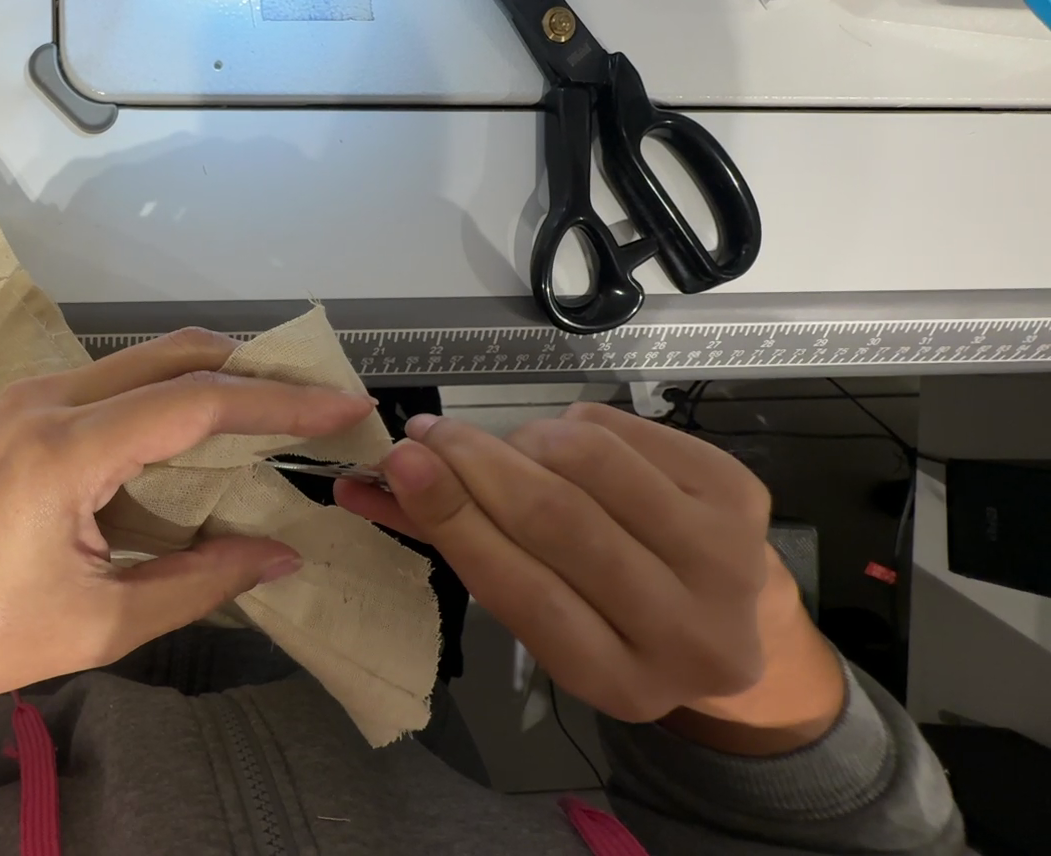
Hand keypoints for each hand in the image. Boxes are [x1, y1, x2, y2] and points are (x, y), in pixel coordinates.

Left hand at [0, 329, 375, 832]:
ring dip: (208, 380)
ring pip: (138, 364)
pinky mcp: (16, 415)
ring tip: (275, 413)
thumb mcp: (102, 622)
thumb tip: (282, 556)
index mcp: (62, 450)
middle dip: (252, 370)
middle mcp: (43, 401)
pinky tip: (197, 433)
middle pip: (170, 358)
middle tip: (318, 397)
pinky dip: (164, 398)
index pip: (194, 404)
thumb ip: (201, 581)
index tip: (344, 406)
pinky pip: (107, 387)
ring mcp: (24, 400)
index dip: (279, 402)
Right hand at [335, 403, 844, 753]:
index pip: (517, 588)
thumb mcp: (520, 599)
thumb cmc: (590, 607)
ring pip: (588, 459)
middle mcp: (686, 631)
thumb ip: (442, 542)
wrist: (714, 613)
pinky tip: (568, 446)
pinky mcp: (744, 494)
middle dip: (473, 460)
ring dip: (523, 438)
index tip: (398, 460)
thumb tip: (355, 486)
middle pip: (555, 516)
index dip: (452, 517)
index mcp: (613, 678)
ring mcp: (729, 558)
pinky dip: (571, 422)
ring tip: (509, 450)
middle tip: (426, 433)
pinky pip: (622, 427)